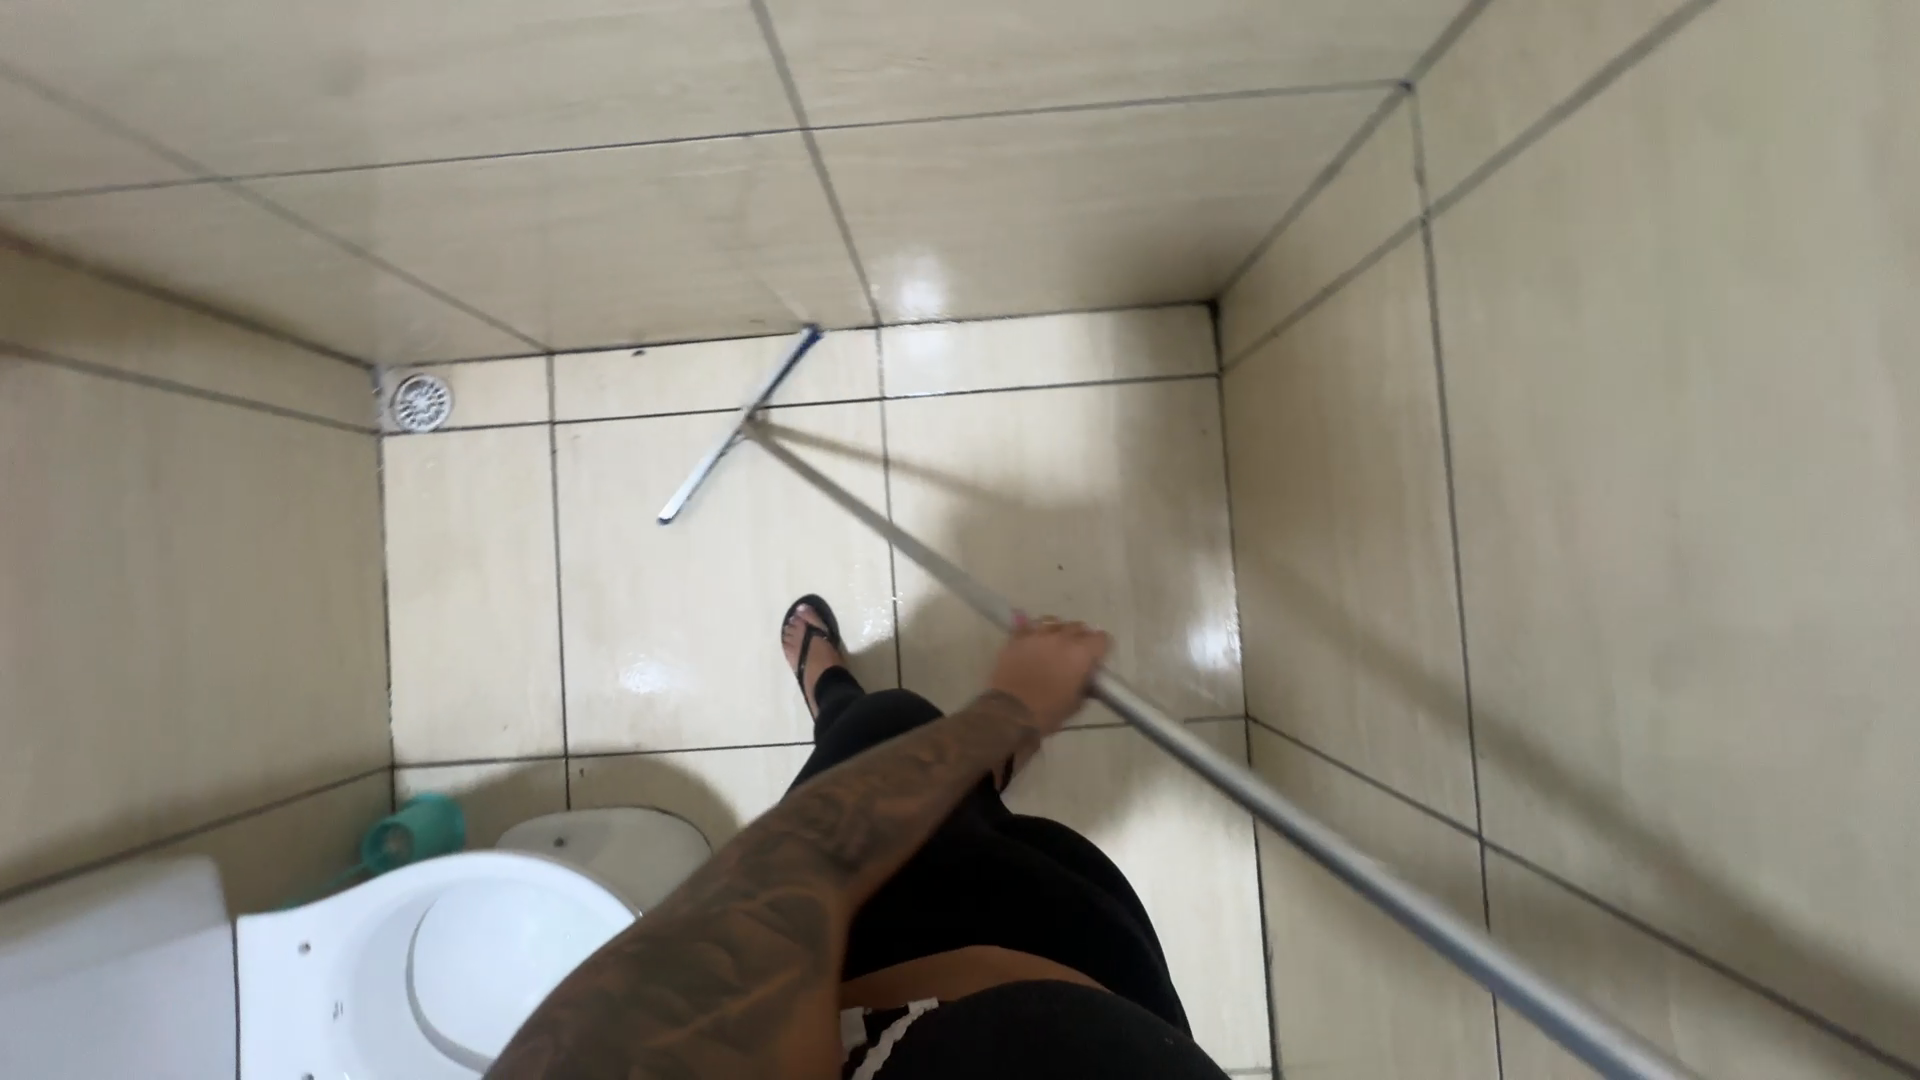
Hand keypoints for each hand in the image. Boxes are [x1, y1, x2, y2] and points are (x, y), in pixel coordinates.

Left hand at [986, 615, 1110, 733]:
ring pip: (1053, 622)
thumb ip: (1085, 684)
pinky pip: (1029, 626)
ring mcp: (1037, 635)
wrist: (1011, 712)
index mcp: (1081, 654)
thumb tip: (1086, 678)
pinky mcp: (1017, 638)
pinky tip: (1034, 641)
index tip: (1096, 658)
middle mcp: (1061, 638)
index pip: (1101, 639)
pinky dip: (1034, 632)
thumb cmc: (1048, 712)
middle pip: (1078, 627)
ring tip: (1054, 643)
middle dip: (1080, 638)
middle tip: (1075, 653)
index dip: (1100, 648)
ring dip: (1057, 631)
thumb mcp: (1076, 703)